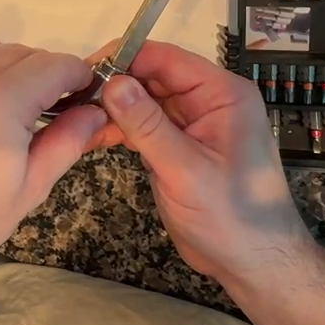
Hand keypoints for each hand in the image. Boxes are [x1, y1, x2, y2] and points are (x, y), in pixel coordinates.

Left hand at [0, 0, 107, 283]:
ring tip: (11, 94)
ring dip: (4, 62)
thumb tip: (97, 111)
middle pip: (21, 55)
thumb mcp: (30, 188)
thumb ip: (67, 141)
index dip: (78, 77)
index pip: (54, 67)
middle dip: (44, 76)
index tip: (86, 92)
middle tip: (52, 108)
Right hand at [90, 42, 315, 290]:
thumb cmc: (232, 217)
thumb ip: (147, 125)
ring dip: (109, 107)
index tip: (83, 72)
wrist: (254, 265)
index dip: (124, 59)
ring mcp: (189, 123)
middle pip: (149, 75)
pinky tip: (87, 135)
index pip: (165, 59)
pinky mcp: (174, 144)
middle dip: (111, 84)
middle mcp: (206, 100)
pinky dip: (115, 128)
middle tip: (70, 98)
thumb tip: (111, 81)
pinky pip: (140, 124)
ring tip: (72, 117)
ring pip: (140, 99)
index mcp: (221, 94)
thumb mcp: (186, 170)